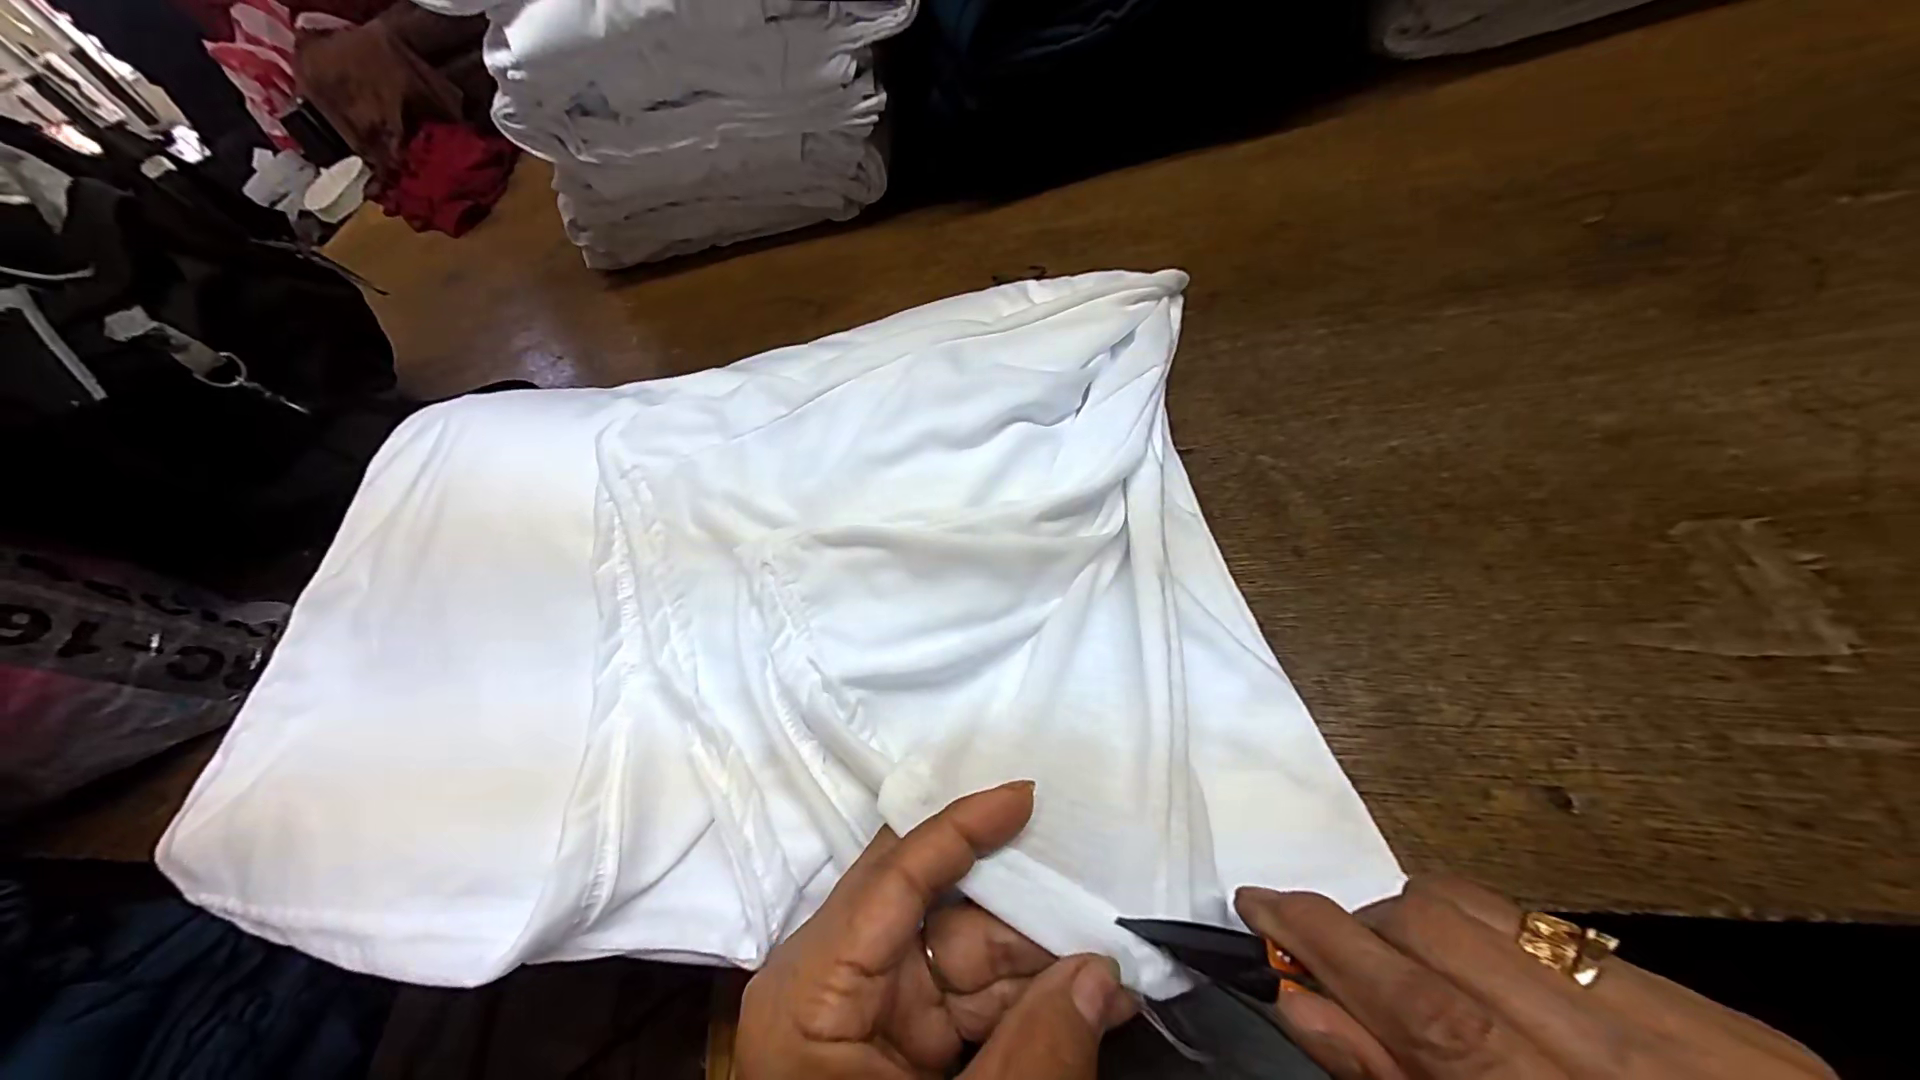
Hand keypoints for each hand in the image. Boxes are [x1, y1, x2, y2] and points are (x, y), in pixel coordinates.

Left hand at [738, 782, 1137, 1078]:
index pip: (894, 875)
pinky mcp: (898, 1043)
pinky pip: (969, 997)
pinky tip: (1080, 994)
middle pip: (935, 909)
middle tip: (1087, 883)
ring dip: (1034, 955)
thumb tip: (1103, 973)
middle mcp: (836, 980)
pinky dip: (1024, 995)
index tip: (1025, 794)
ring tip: (1104, 958)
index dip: (961, 827)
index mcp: (815, 987)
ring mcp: (869, 1012)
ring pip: (963, 953)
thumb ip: (1033, 1058)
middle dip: (1016, 903)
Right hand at [1235, 876, 1836, 1079]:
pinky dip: (1484, 939)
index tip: (1259, 904)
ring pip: (1486, 905)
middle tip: (1331, 957)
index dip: (1329, 944)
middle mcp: (1657, 1073)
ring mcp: (1710, 1036)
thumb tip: (1297, 998)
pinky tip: (1491, 986)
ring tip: (1408, 970)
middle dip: (1361, 926)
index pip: (1432, 1012)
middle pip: (1444, 926)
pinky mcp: (1730, 1016)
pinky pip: (1548, 926)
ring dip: (1413, 923)